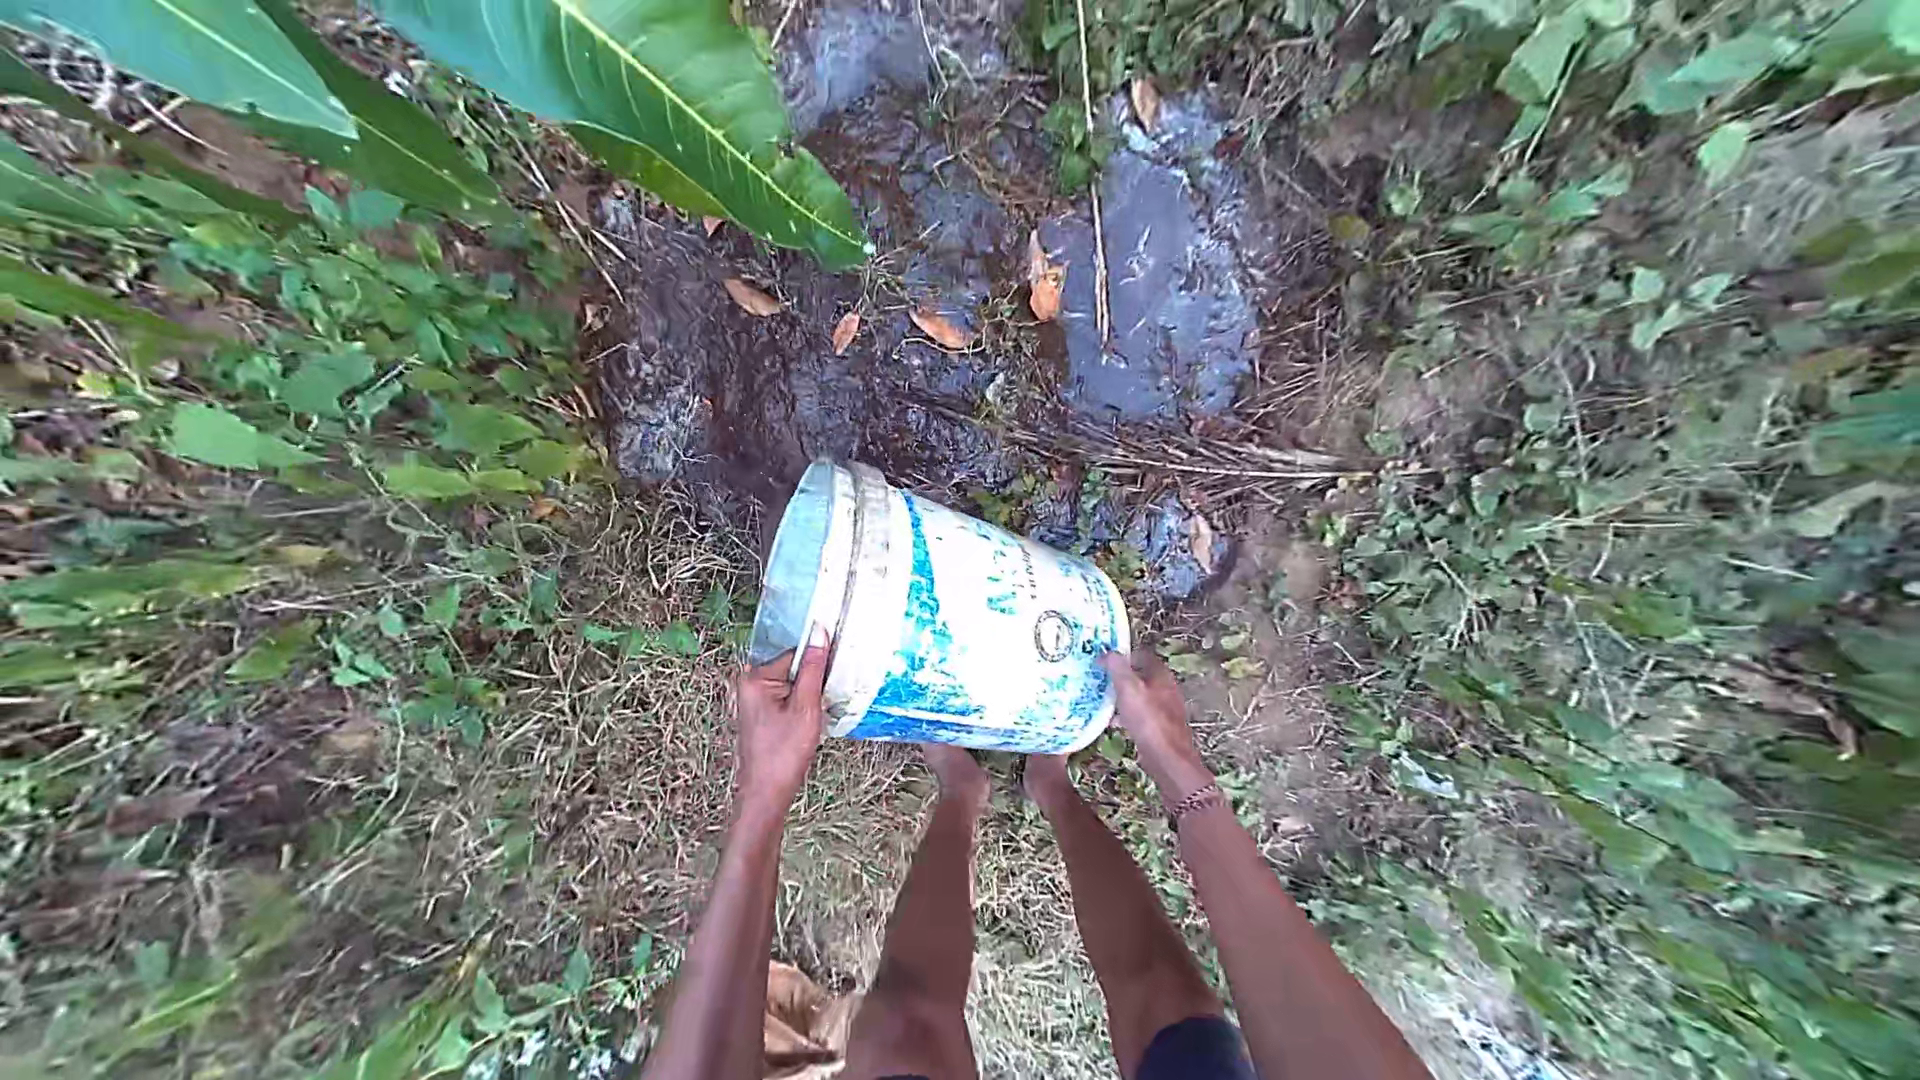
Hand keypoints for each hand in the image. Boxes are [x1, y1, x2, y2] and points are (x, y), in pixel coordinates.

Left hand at [734, 631, 830, 813]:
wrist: (767, 794)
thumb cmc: (784, 753)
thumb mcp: (806, 706)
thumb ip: (813, 667)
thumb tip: (819, 631)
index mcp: (755, 678)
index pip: (797, 654)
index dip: (818, 667)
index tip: (832, 682)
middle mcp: (750, 684)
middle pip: (795, 668)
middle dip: (813, 683)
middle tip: (821, 705)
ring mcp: (754, 699)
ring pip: (794, 685)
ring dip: (809, 697)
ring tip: (813, 717)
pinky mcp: (761, 713)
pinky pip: (788, 698)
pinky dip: (802, 707)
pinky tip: (807, 724)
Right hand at [1101, 650, 1213, 801]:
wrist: (1168, 760)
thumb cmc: (1148, 721)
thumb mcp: (1128, 689)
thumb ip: (1118, 668)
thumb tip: (1109, 652)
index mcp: (1161, 675)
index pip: (1142, 655)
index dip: (1123, 655)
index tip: (1105, 659)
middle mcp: (1166, 689)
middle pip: (1141, 675)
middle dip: (1121, 676)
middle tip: (1101, 679)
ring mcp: (1165, 709)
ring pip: (1140, 695)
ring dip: (1122, 696)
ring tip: (1103, 700)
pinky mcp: (1161, 727)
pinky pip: (1141, 714)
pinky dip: (1127, 714)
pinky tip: (1115, 722)